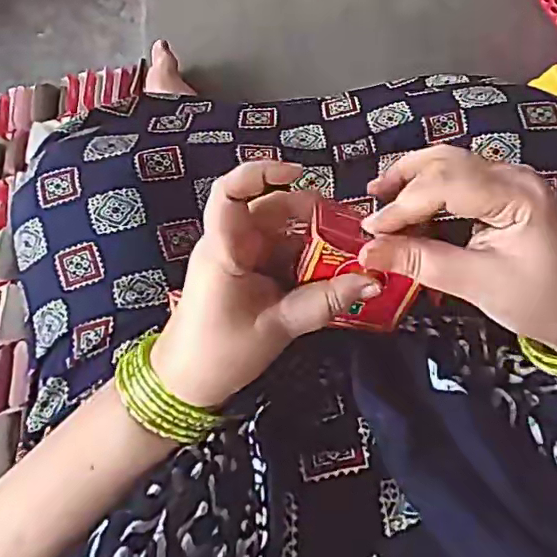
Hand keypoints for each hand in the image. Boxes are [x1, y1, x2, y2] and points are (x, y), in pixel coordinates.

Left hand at [148, 161, 380, 407]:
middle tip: (348, 227)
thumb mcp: (278, 326)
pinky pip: (280, 248)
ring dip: (312, 234)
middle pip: (270, 206)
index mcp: (224, 248)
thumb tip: (371, 280)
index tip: (298, 173)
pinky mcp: (248, 268)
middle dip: (310, 210)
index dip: (260, 172)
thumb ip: (324, 301)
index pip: (229, 192)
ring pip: (280, 227)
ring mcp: (239, 253)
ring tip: (347, 248)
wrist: (185, 383)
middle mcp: (230, 241)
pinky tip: (330, 267)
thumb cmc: (219, 353)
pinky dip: (306, 253)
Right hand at [359, 146, 556, 354]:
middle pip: (446, 161)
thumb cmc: (538, 302)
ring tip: (381, 199)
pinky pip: (458, 174)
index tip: (371, 229)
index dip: (404, 204)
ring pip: (449, 161)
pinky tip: (408, 203)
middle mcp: (514, 174)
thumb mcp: (476, 285)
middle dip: (404, 182)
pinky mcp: (502, 186)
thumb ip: (421, 262)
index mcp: (518, 196)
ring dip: (412, 178)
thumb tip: (368, 251)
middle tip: (371, 206)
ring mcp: (510, 176)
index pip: (448, 184)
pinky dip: (428, 186)